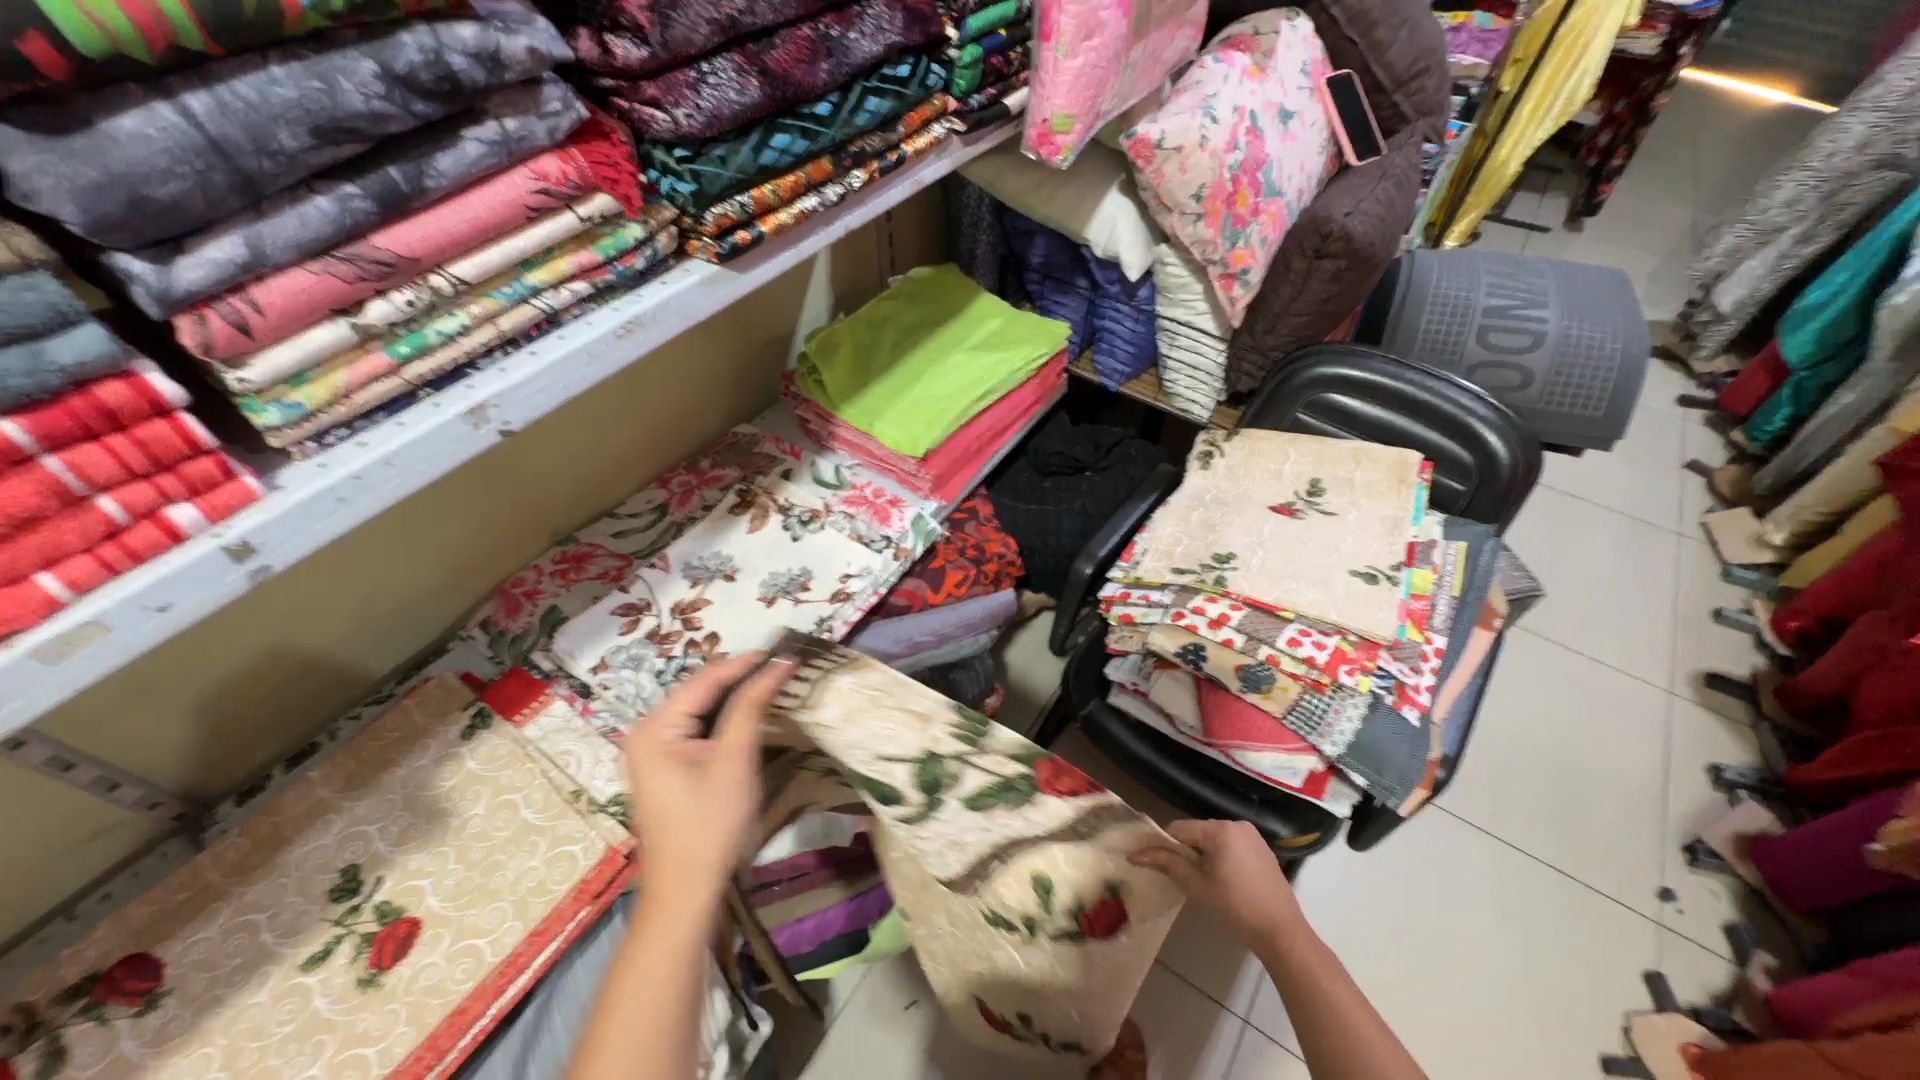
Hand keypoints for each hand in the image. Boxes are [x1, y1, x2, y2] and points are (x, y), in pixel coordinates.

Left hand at [625, 652, 792, 906]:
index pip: (705, 680)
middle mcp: (645, 731)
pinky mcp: (664, 766)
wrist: (688, 889)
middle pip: (700, 692)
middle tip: (782, 667)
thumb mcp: (735, 761)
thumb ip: (752, 707)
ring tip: (774, 683)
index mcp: (654, 727)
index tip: (784, 651)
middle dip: (741, 678)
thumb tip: (777, 664)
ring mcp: (652, 750)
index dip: (746, 663)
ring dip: (735, 698)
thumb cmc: (711, 824)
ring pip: (700, 710)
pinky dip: (724, 721)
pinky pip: (696, 730)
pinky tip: (751, 715)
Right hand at [1130, 819, 1305, 947]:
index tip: (1155, 865)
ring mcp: (1253, 836)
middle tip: (1180, 878)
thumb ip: (1168, 864)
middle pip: (1197, 832)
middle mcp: (1237, 824)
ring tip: (1200, 882)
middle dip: (1185, 851)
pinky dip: (1220, 858)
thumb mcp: (1197, 886)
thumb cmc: (1236, 908)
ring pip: (1214, 840)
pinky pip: (1231, 846)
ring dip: (1202, 855)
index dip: (1164, 845)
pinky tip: (1223, 881)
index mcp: (1220, 829)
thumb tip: (1136, 854)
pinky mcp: (1262, 850)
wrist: (1282, 932)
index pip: (1179, 828)